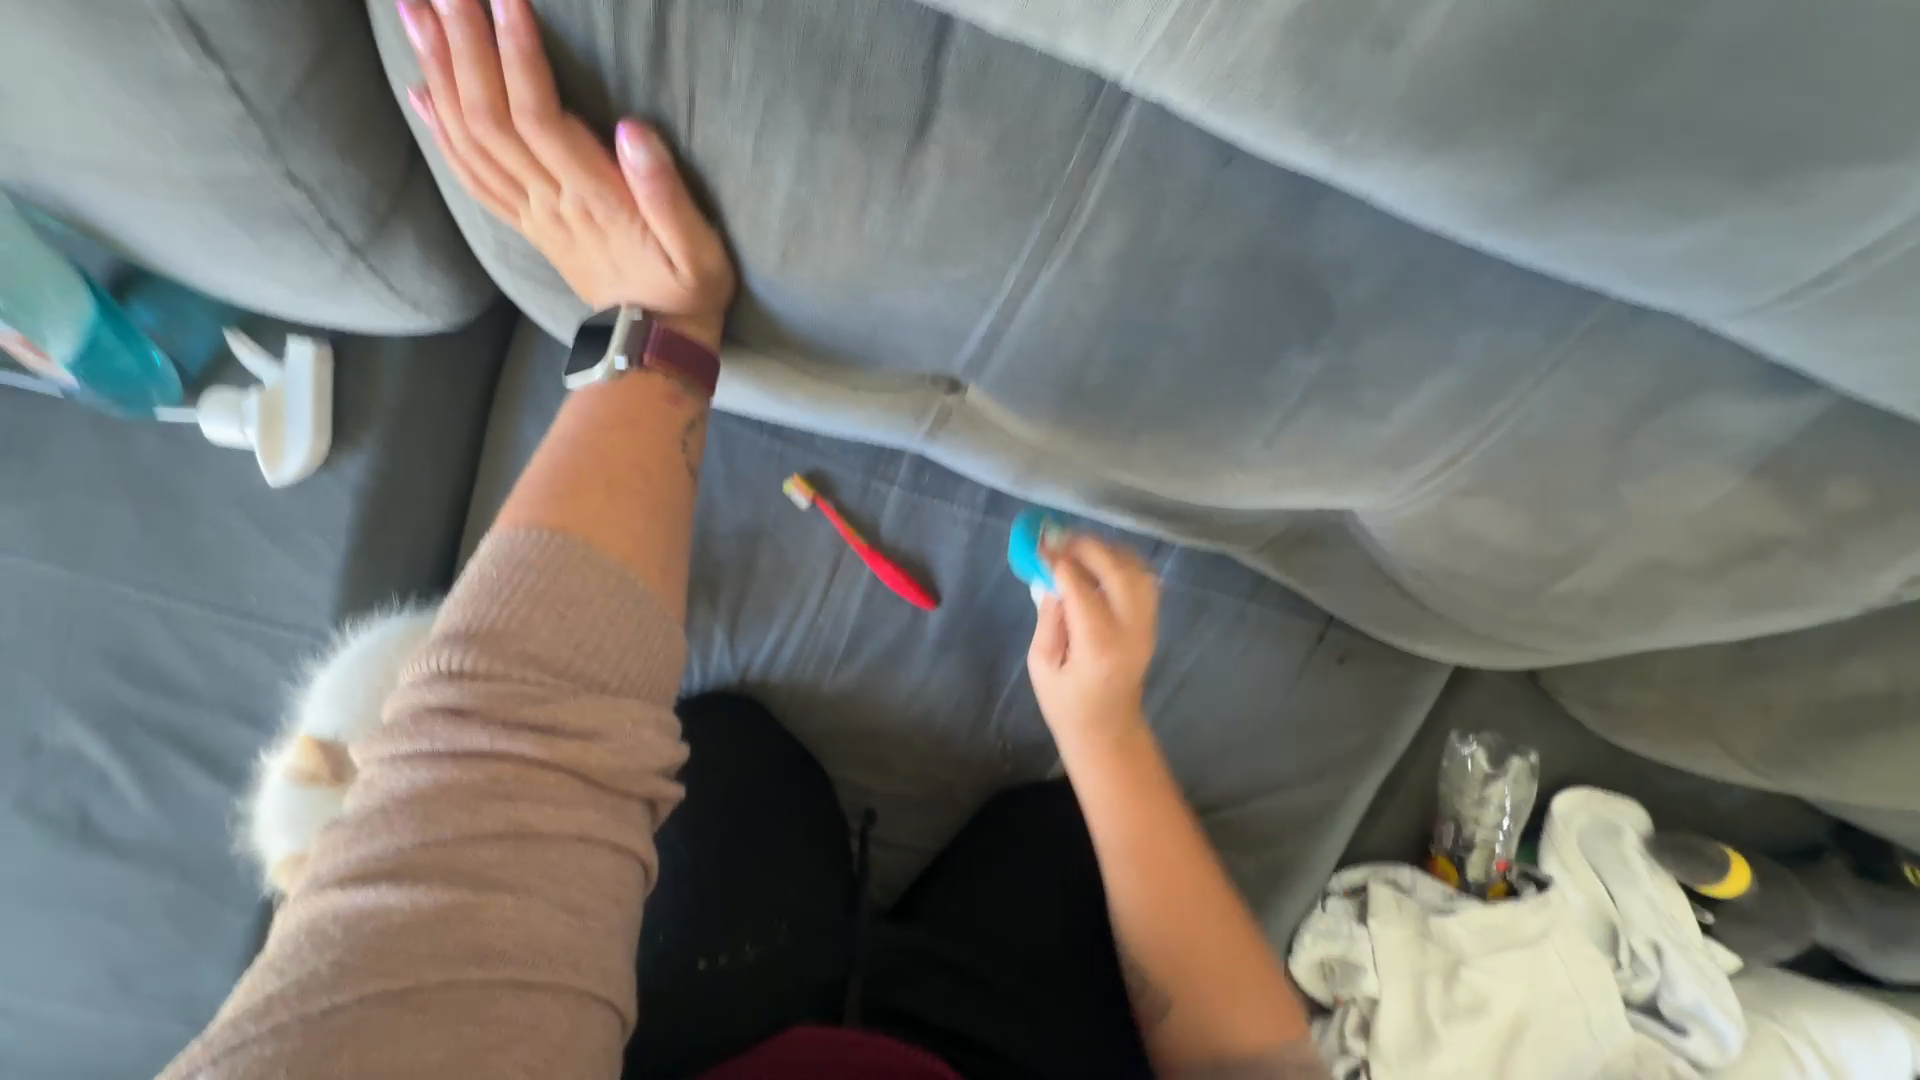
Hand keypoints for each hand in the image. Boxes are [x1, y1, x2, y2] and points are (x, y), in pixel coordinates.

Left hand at [397, 0, 735, 347]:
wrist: (658, 345)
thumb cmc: (687, 292)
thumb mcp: (700, 250)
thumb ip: (667, 194)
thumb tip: (634, 130)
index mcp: (596, 203)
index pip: (541, 119)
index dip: (518, 57)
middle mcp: (553, 205)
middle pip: (491, 119)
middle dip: (464, 47)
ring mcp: (534, 218)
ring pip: (472, 141)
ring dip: (441, 75)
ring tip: (415, 13)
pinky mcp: (530, 228)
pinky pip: (473, 178)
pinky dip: (440, 133)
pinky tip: (419, 93)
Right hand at [1027, 536, 1160, 749]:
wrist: (1108, 730)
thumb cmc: (1067, 704)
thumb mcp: (1041, 664)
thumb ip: (1049, 618)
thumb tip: (1051, 577)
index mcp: (1098, 646)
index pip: (1080, 589)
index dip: (1058, 563)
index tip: (1039, 548)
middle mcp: (1130, 630)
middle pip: (1116, 570)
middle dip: (1087, 547)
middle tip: (1059, 539)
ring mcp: (1147, 625)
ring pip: (1136, 569)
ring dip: (1108, 550)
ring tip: (1078, 547)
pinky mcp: (1151, 623)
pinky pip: (1144, 579)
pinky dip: (1123, 562)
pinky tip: (1099, 562)